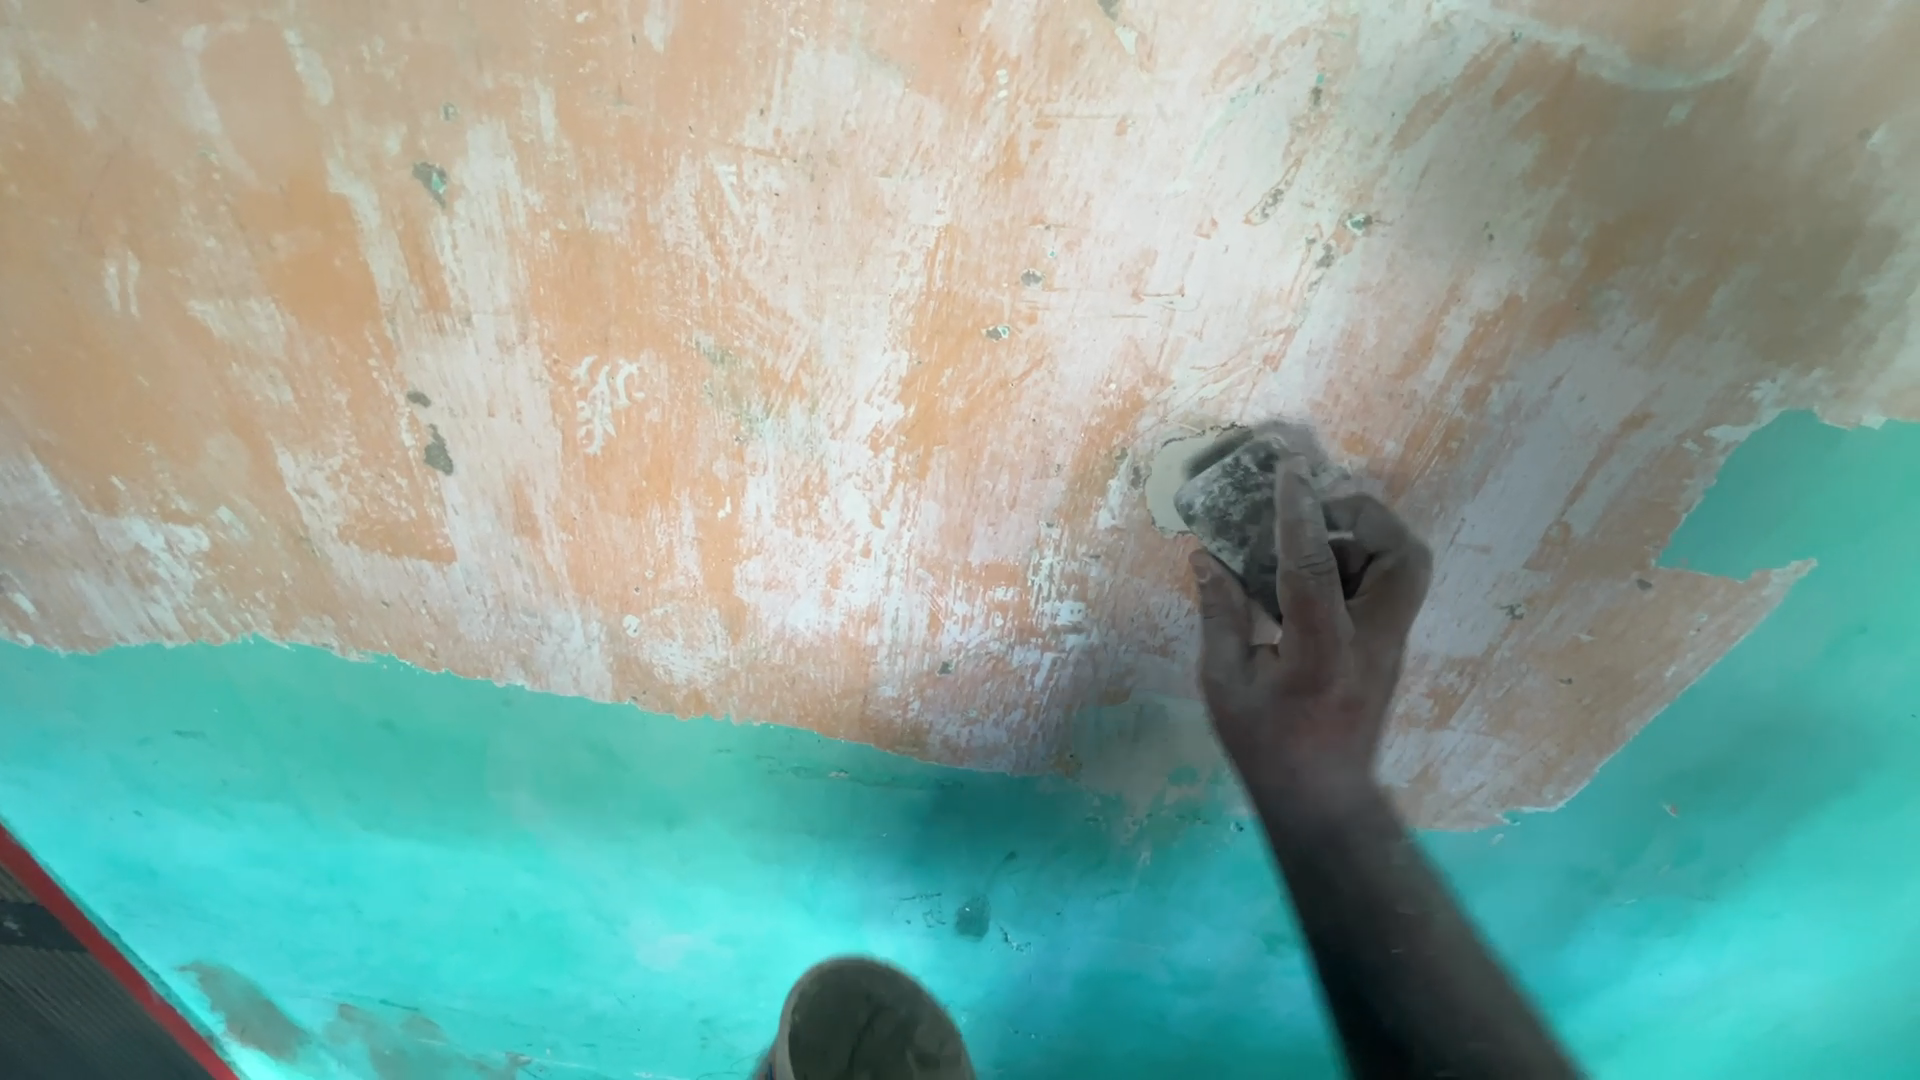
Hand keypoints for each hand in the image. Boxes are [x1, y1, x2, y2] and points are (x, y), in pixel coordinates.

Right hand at [1189, 457, 1431, 810]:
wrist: (1323, 798)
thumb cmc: (1264, 743)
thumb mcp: (1224, 680)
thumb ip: (1220, 613)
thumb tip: (1205, 557)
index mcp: (1322, 649)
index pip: (1315, 564)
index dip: (1299, 513)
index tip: (1289, 471)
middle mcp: (1372, 640)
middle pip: (1403, 556)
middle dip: (1365, 515)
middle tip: (1317, 507)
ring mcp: (1391, 646)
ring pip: (1407, 569)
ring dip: (1365, 537)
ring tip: (1311, 537)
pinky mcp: (1391, 650)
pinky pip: (1390, 587)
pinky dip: (1359, 563)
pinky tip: (1313, 575)